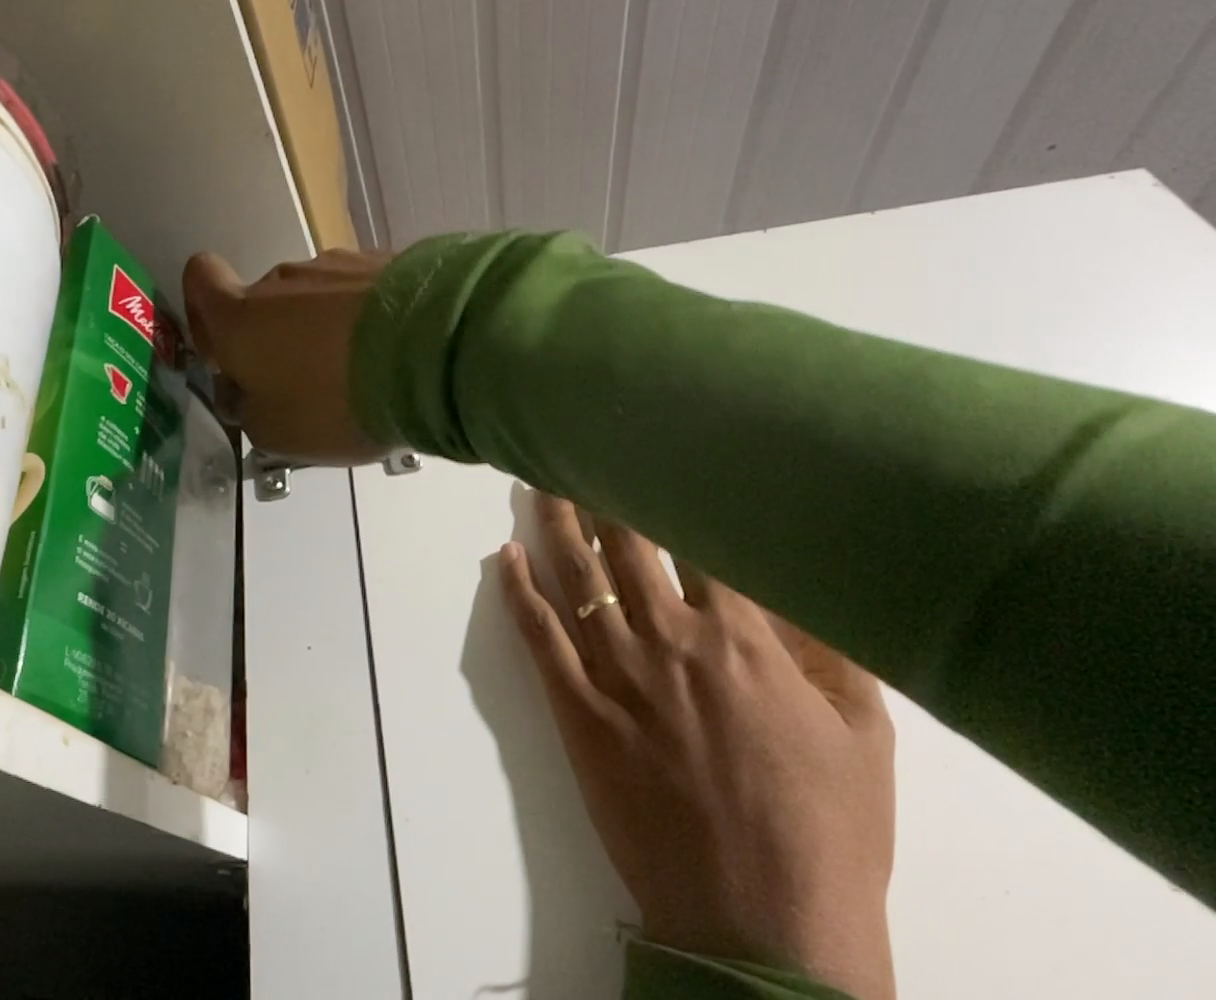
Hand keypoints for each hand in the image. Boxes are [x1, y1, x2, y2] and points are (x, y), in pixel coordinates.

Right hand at [182, 250, 392, 464]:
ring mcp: (336, 266)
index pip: (199, 281)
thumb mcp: (276, 433)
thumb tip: (243, 394)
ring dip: (324, 332)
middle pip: (264, 303)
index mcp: (239, 318)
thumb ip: (248, 411)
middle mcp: (280, 280)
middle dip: (276, 341)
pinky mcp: (386, 264)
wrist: (431, 353)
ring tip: (359, 377)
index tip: (227, 351)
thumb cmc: (334, 400)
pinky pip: (360, 296)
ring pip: (315, 300)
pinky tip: (389, 357)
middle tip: (306, 389)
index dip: (206, 315)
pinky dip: (364, 321)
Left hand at [499, 493, 896, 999]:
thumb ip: (829, 653)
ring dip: (554, 525)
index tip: (651, 460)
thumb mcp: (862, 734)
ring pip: (577, 578)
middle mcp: (670, 640)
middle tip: (578, 453)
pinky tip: (506, 557)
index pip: (698, 543)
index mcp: (743, 638)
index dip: (673, 497)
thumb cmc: (825, 830)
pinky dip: (518, 591)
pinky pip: (538, 635)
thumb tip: (794, 593)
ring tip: (536, 481)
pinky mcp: (576, 711)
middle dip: (603, 495)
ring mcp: (616, 674)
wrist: (761, 915)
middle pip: (628, 546)